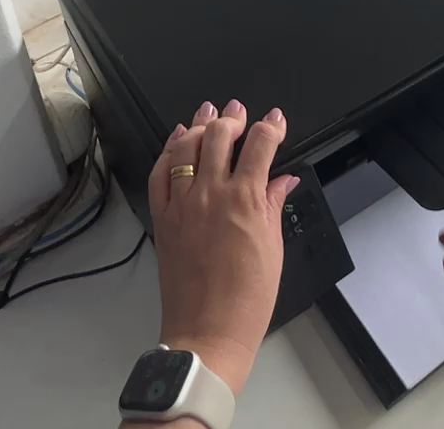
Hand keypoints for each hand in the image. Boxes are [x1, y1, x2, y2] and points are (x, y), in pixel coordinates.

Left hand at [145, 99, 298, 395]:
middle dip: (232, 116)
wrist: (208, 334)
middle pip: (219, 135)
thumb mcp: (273, 248)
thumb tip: (284, 180)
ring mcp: (183, 204)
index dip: (271, 125)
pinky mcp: (163, 218)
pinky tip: (176, 139)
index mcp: (245, 201)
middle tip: (239, 110)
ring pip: (186, 147)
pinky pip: (160, 174)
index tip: (275, 120)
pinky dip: (167, 151)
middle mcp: (211, 195)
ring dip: (199, 124)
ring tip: (208, 111)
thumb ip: (275, 205)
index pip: (260, 145)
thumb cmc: (246, 299)